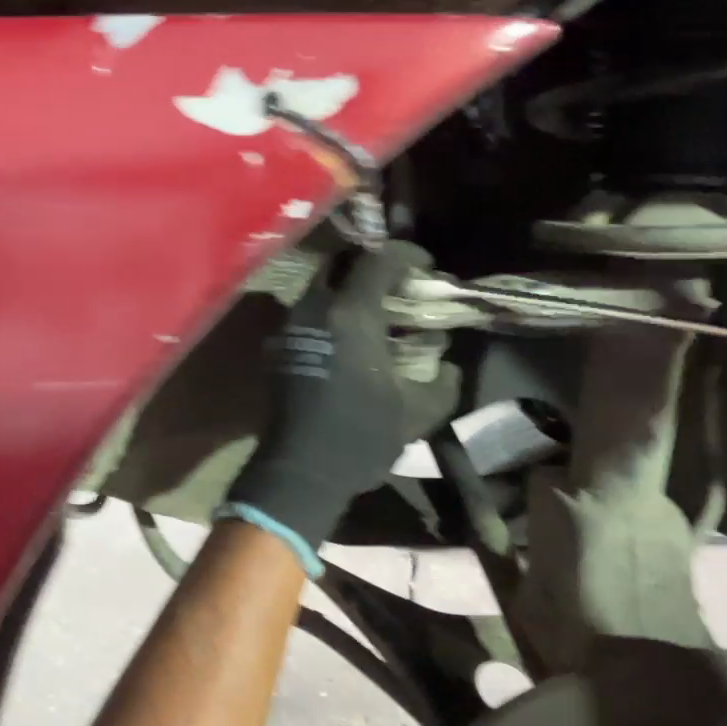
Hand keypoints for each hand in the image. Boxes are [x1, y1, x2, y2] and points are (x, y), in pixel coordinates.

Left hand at [226, 241, 460, 550]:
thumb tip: (446, 363)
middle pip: (343, 262)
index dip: (407, 255)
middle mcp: (315, 308)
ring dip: (351, 288)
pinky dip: (333, 310)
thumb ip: (442, 380)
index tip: (427, 268)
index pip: (379, 259)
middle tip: (400, 285)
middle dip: (374, 265)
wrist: (300, 469)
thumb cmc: (361, 437)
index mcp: (351, 314)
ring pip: (322, 285)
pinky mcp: (280, 344)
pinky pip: (309, 310)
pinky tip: (353, 338)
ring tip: (379, 313)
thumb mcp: (418, 412)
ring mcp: (292, 324)